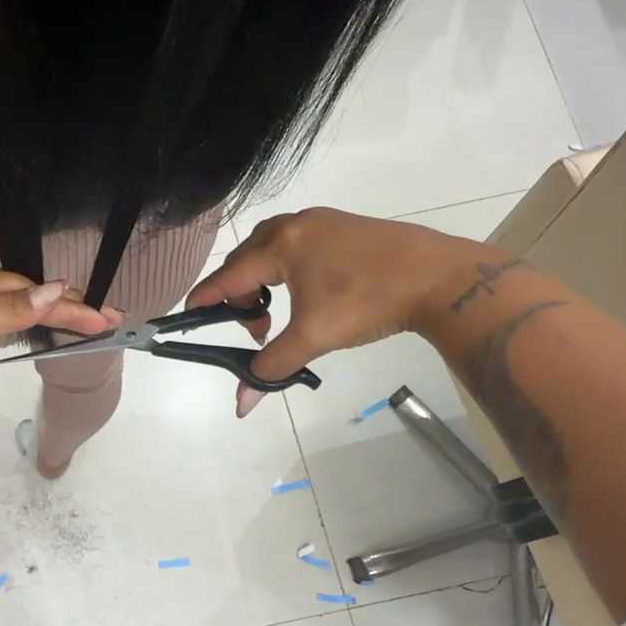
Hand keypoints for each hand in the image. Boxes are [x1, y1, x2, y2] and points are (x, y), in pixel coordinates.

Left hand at [0, 262, 118, 402]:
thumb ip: (12, 309)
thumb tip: (57, 290)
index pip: (35, 290)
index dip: (72, 306)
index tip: (106, 320)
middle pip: (28, 292)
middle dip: (67, 304)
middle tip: (104, 319)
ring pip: (13, 303)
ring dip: (48, 311)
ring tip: (79, 321)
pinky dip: (24, 320)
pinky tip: (28, 325)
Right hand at [187, 208, 483, 415]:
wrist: (439, 278)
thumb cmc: (369, 302)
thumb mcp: (313, 337)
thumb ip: (270, 367)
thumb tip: (242, 404)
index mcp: (280, 244)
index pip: (226, 277)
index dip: (203, 302)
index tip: (187, 322)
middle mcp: (294, 224)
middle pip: (243, 260)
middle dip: (237, 298)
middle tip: (255, 332)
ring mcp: (320, 221)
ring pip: (267, 250)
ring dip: (260, 283)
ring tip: (277, 316)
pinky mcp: (341, 227)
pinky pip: (293, 245)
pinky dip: (282, 271)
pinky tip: (303, 296)